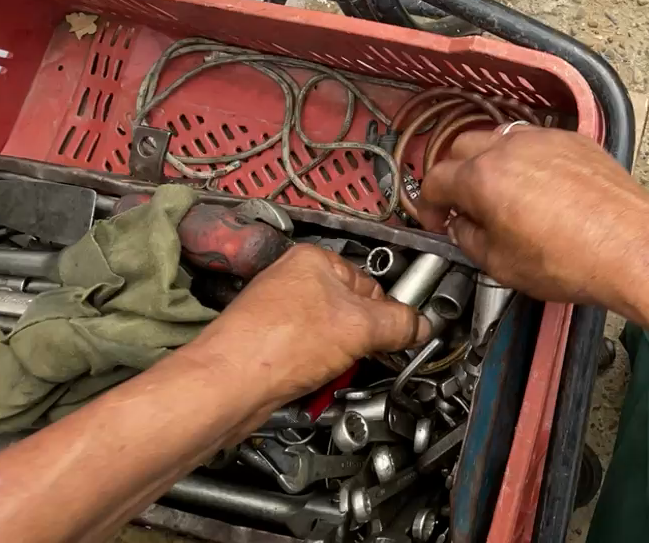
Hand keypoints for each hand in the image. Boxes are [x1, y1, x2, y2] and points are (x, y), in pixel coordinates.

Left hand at [182, 246, 428, 403]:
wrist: (226, 389)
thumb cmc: (284, 343)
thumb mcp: (360, 329)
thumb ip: (400, 324)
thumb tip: (422, 325)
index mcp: (314, 258)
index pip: (370, 282)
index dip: (386, 312)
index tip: (396, 333)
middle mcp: (292, 279)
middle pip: (350, 309)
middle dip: (359, 338)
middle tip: (362, 355)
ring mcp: (276, 312)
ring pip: (329, 334)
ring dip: (338, 356)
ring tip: (332, 370)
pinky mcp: (265, 343)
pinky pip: (307, 352)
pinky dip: (316, 367)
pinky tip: (313, 380)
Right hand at [416, 125, 648, 318]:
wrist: (630, 244)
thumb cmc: (571, 259)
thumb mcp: (501, 265)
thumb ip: (470, 239)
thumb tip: (462, 227)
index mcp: (484, 176)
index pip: (436, 178)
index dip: (428, 203)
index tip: (437, 219)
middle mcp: (511, 146)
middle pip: (463, 147)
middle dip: (455, 174)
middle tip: (462, 204)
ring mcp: (545, 137)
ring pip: (501, 138)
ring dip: (490, 161)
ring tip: (500, 194)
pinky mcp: (574, 139)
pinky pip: (536, 140)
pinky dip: (525, 157)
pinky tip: (537, 186)